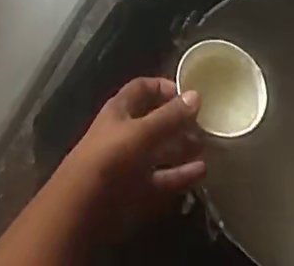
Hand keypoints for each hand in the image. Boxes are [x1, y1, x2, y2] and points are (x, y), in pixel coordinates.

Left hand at [52, 77, 206, 239]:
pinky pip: (165, 178)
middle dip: (179, 120)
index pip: (143, 88)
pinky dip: (182, 174)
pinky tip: (202, 171)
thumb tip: (196, 95)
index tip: (189, 92)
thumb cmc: (110, 156)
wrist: (84, 206)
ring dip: (183, 146)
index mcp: (120, 110)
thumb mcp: (141, 131)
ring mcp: (133, 162)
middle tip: (205, 122)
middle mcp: (127, 132)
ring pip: (162, 150)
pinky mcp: (139, 189)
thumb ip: (169, 116)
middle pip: (156, 120)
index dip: (164, 87)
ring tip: (209, 144)